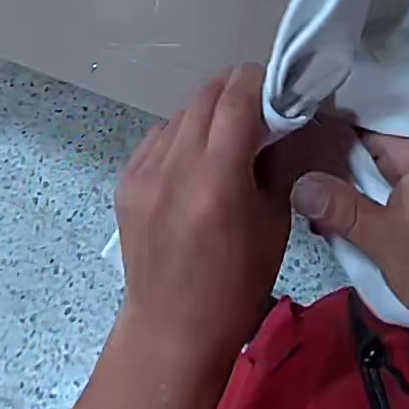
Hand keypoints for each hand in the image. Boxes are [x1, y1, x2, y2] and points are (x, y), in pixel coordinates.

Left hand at [112, 63, 292, 372]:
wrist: (171, 328)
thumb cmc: (236, 284)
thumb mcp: (273, 223)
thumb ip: (276, 162)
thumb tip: (282, 121)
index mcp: (217, 180)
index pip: (235, 100)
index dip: (255, 79)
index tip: (272, 80)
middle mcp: (175, 167)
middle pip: (204, 96)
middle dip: (232, 87)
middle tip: (254, 98)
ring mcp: (144, 172)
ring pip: (180, 113)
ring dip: (207, 111)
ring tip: (225, 130)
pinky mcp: (126, 180)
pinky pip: (159, 136)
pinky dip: (181, 134)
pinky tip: (193, 157)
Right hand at [290, 133, 408, 362]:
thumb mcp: (386, 243)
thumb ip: (340, 209)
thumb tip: (297, 183)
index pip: (361, 126)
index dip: (323, 131)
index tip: (288, 138)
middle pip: (365, 147)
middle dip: (329, 164)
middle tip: (290, 176)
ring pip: (374, 172)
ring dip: (345, 188)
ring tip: (307, 199)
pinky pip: (387, 190)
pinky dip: (363, 202)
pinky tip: (337, 218)